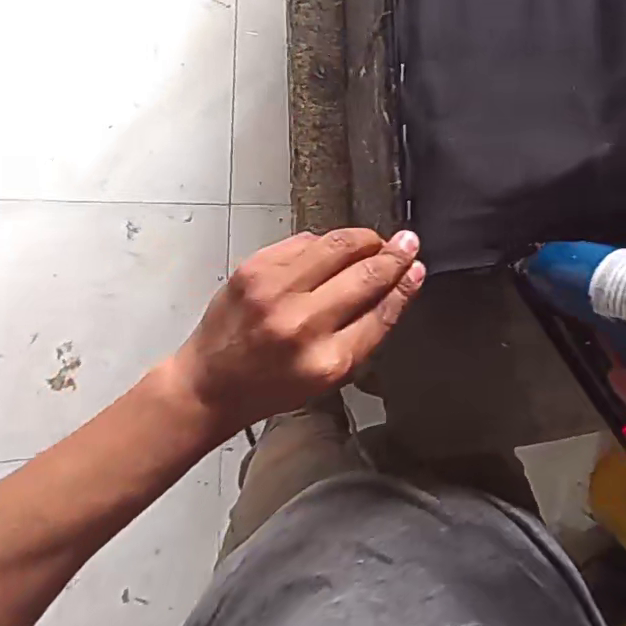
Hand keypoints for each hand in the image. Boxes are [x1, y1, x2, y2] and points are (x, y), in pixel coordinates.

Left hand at [171, 227, 424, 435]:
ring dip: (363, 239)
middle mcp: (301, 323)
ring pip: (337, 245)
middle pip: (364, 274)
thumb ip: (368, 331)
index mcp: (327, 360)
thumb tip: (400, 285)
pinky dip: (326, 242)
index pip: (381, 311)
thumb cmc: (272, 385)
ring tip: (375, 242)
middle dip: (393, 254)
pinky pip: (305, 240)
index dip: (405, 285)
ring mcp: (274, 290)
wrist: (208, 383)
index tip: (417, 267)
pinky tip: (333, 250)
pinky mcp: (254, 268)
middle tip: (408, 242)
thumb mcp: (330, 374)